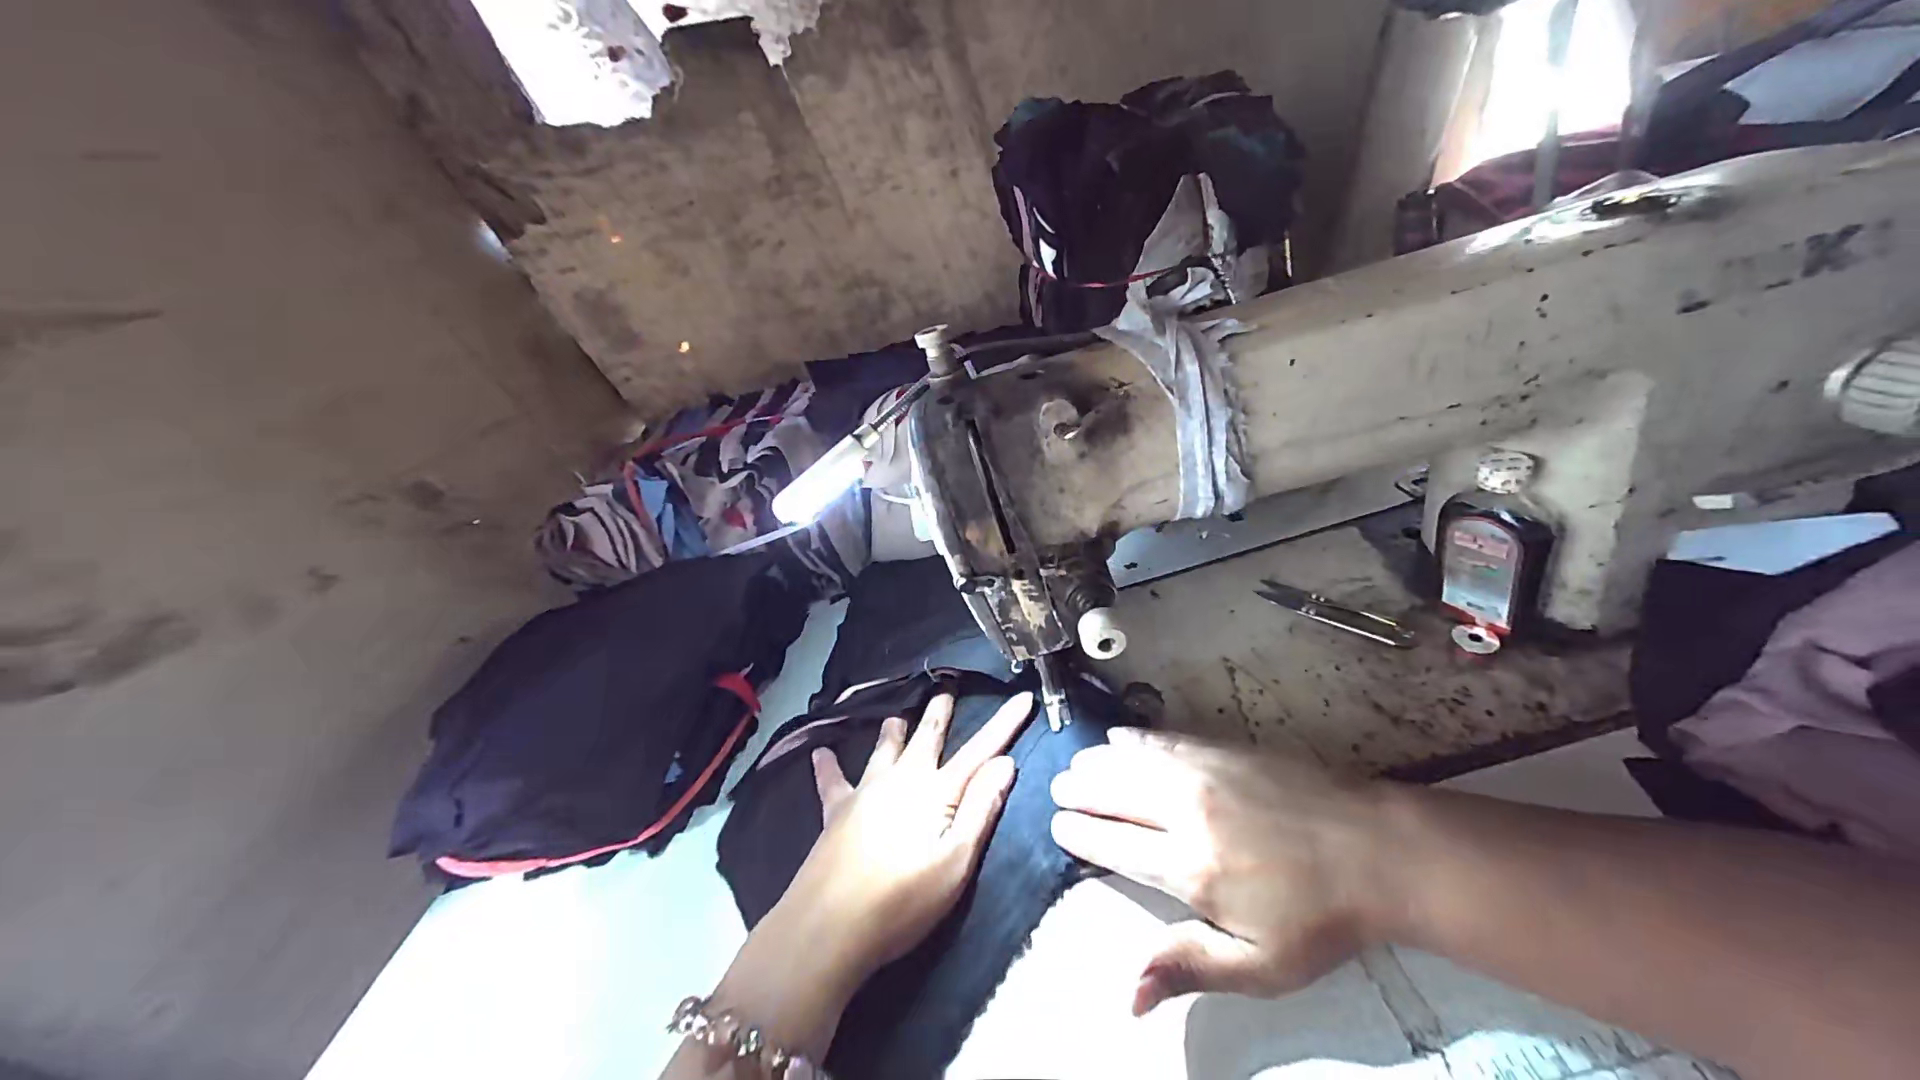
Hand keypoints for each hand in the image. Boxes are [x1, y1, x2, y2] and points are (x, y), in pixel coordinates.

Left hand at [771, 690, 1034, 982]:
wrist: (827, 926)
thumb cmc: (901, 901)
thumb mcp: (955, 863)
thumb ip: (980, 810)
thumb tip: (1005, 763)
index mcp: (934, 793)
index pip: (980, 752)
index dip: (1004, 725)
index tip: (1022, 698)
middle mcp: (900, 781)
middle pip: (926, 738)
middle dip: (940, 714)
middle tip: (945, 689)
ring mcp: (864, 793)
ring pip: (883, 750)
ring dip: (893, 731)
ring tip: (897, 716)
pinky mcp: (836, 813)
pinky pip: (832, 781)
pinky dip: (827, 765)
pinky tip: (819, 752)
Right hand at [1049, 728, 1391, 1014]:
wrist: (1379, 850)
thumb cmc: (1319, 918)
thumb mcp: (1260, 965)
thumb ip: (1188, 967)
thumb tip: (1127, 995)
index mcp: (1188, 868)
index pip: (1112, 844)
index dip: (1079, 834)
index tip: (1058, 828)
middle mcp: (1184, 811)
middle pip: (1112, 793)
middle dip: (1078, 791)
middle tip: (1058, 790)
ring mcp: (1203, 773)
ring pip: (1130, 760)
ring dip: (1096, 762)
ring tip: (1077, 764)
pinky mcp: (1223, 748)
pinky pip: (1163, 739)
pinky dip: (1133, 738)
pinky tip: (1118, 736)